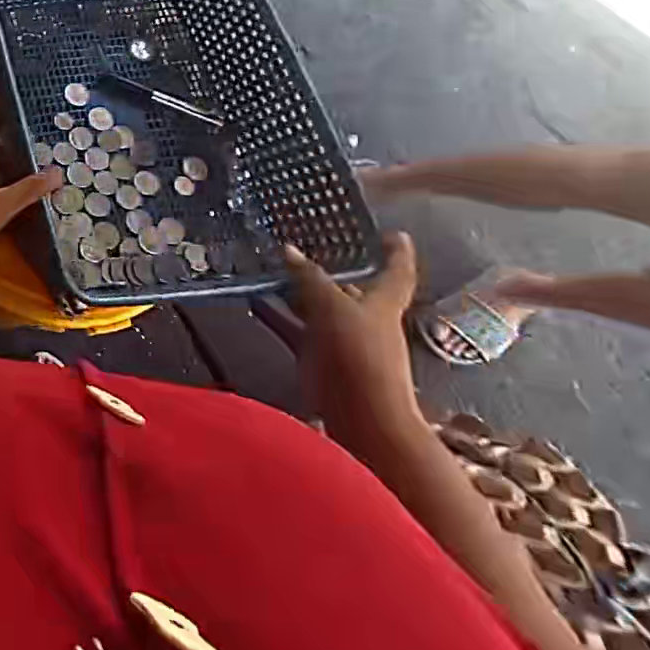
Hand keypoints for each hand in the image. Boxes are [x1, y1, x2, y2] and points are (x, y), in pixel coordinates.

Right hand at [285, 232, 421, 436]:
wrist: (360, 416)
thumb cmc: (359, 354)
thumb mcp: (333, 307)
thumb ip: (310, 278)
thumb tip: (289, 250)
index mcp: (382, 303)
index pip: (396, 271)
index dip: (396, 251)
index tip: (392, 233)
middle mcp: (364, 318)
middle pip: (349, 287)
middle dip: (329, 269)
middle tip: (302, 244)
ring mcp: (339, 339)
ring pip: (315, 306)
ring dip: (294, 289)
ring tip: (268, 266)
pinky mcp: (316, 357)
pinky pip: (293, 328)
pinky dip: (275, 315)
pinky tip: (253, 301)